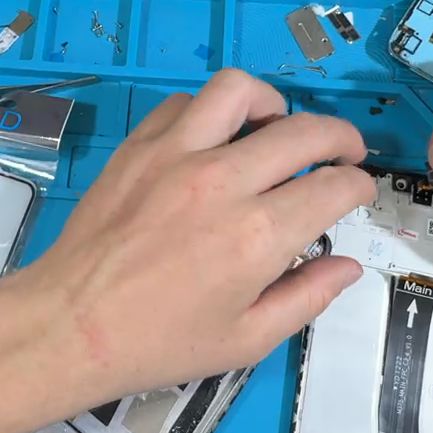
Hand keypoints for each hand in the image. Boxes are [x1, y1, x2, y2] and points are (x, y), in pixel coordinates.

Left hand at [11, 68, 374, 406]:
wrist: (73, 322)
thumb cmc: (161, 341)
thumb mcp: (247, 340)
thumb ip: (307, 297)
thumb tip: (348, 265)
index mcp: (257, 235)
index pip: (334, 186)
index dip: (359, 185)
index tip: (358, 190)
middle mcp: (222, 181)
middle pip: (304, 131)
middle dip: (341, 137)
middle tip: (344, 153)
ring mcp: (175, 153)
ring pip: (239, 91)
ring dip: (272, 104)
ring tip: (277, 127)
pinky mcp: (138, 144)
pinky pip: (184, 102)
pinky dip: (210, 112)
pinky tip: (213, 139)